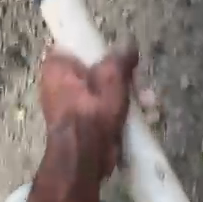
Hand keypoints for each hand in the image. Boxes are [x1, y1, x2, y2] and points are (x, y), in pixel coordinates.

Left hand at [38, 49, 138, 184]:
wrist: (84, 156)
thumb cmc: (92, 111)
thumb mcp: (112, 76)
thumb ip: (121, 58)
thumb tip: (129, 45)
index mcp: (55, 66)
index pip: (73, 46)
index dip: (96, 48)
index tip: (116, 55)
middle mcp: (55, 84)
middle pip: (92, 69)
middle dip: (120, 77)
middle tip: (139, 83)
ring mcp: (67, 105)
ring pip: (100, 91)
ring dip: (124, 95)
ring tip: (147, 102)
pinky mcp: (79, 124)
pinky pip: (100, 109)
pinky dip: (117, 111)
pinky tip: (140, 115)